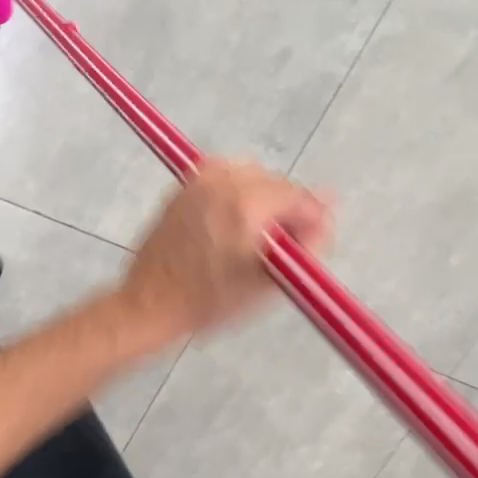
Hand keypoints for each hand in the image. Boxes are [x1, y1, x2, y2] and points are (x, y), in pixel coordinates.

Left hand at [114, 157, 333, 345]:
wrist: (148, 303)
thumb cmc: (208, 301)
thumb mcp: (268, 281)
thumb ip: (306, 242)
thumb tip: (328, 210)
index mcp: (246, 204)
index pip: (300, 197)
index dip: (310, 221)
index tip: (304, 245)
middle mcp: (222, 183)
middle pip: (276, 183)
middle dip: (283, 209)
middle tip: (275, 245)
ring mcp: (197, 182)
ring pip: (250, 174)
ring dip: (259, 198)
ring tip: (250, 234)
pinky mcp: (181, 188)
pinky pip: (222, 175)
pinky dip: (232, 191)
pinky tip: (228, 221)